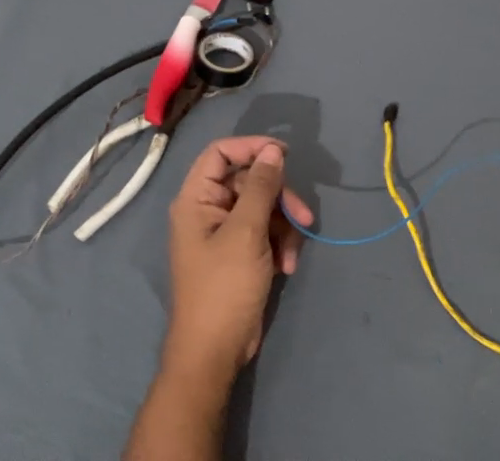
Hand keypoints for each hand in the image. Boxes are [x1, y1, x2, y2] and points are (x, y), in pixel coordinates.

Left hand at [162, 136, 313, 381]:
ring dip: (284, 225)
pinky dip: (279, 244)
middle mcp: (207, 210)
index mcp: (196, 199)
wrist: (215, 351)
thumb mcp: (246, 233)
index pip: (220, 153)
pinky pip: (265, 232)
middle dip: (279, 197)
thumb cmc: (224, 287)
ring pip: (262, 207)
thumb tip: (273, 150)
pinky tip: (286, 266)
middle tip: (304, 216)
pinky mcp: (240, 253)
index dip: (252, 147)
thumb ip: (261, 187)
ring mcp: (224, 233)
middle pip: (248, 181)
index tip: (285, 153)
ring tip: (292, 253)